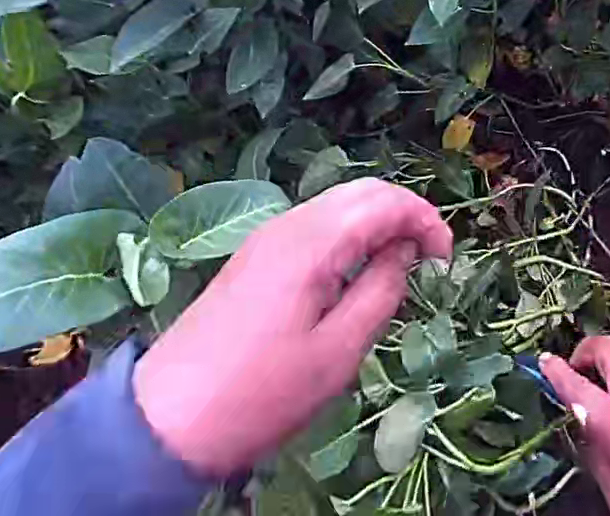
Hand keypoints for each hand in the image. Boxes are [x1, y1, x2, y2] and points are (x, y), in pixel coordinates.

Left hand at [132, 178, 452, 474]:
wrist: (164, 421)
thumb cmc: (259, 393)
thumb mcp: (336, 354)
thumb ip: (380, 292)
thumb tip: (405, 252)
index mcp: (312, 242)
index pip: (385, 202)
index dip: (425, 220)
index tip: (445, 259)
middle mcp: (291, 223)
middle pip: (363, 190)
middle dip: (405, 212)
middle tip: (427, 255)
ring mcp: (271, 235)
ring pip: (340, 202)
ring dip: (378, 219)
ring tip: (399, 261)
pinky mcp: (259, 252)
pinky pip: (318, 221)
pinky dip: (351, 230)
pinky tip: (357, 266)